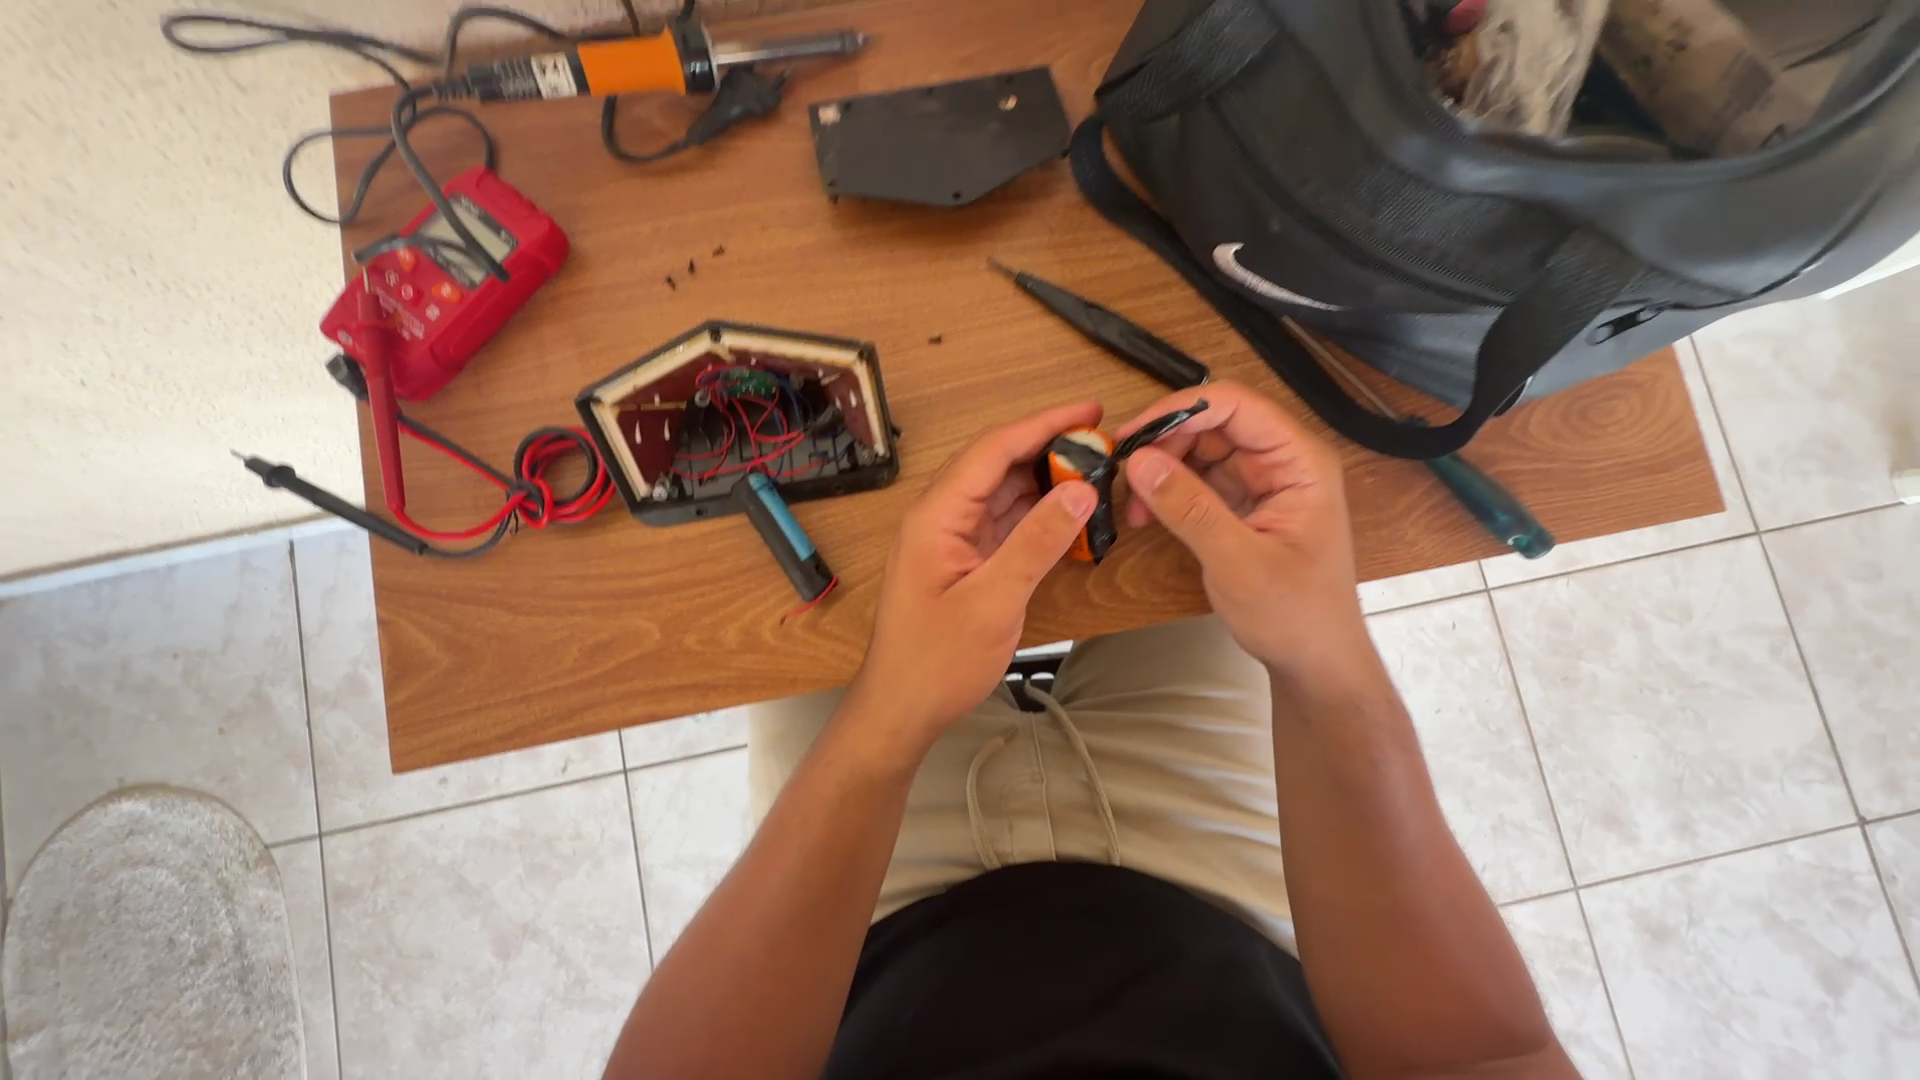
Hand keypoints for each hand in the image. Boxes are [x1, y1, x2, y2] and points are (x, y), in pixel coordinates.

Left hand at [846, 402, 1099, 757]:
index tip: (1089, 411)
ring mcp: (951, 539)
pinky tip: (1068, 511)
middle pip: (997, 464)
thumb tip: (1081, 492)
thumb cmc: (937, 661)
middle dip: (1048, 446)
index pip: (992, 450)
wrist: (903, 709)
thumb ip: (1036, 543)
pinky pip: (1003, 522)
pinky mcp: (964, 561)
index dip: (1043, 425)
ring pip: (1002, 492)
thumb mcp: (993, 602)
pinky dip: (1036, 514)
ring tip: (1093, 469)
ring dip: (1044, 479)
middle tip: (1100, 440)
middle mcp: (941, 517)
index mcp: (936, 516)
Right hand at [1118, 381, 1367, 681]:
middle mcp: (1281, 462)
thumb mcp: (1237, 561)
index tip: (1131, 435)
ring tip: (1134, 505)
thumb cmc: (1293, 614)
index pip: (1236, 406)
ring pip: (1199, 451)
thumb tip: (1139, 461)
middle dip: (1164, 443)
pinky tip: (1147, 515)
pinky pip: (1198, 481)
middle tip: (1124, 474)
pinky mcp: (1241, 505)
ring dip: (1162, 469)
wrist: (1313, 661)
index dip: (1180, 409)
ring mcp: (1260, 483)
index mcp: (1299, 462)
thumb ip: (1189, 508)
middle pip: (1213, 424)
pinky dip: (1168, 492)